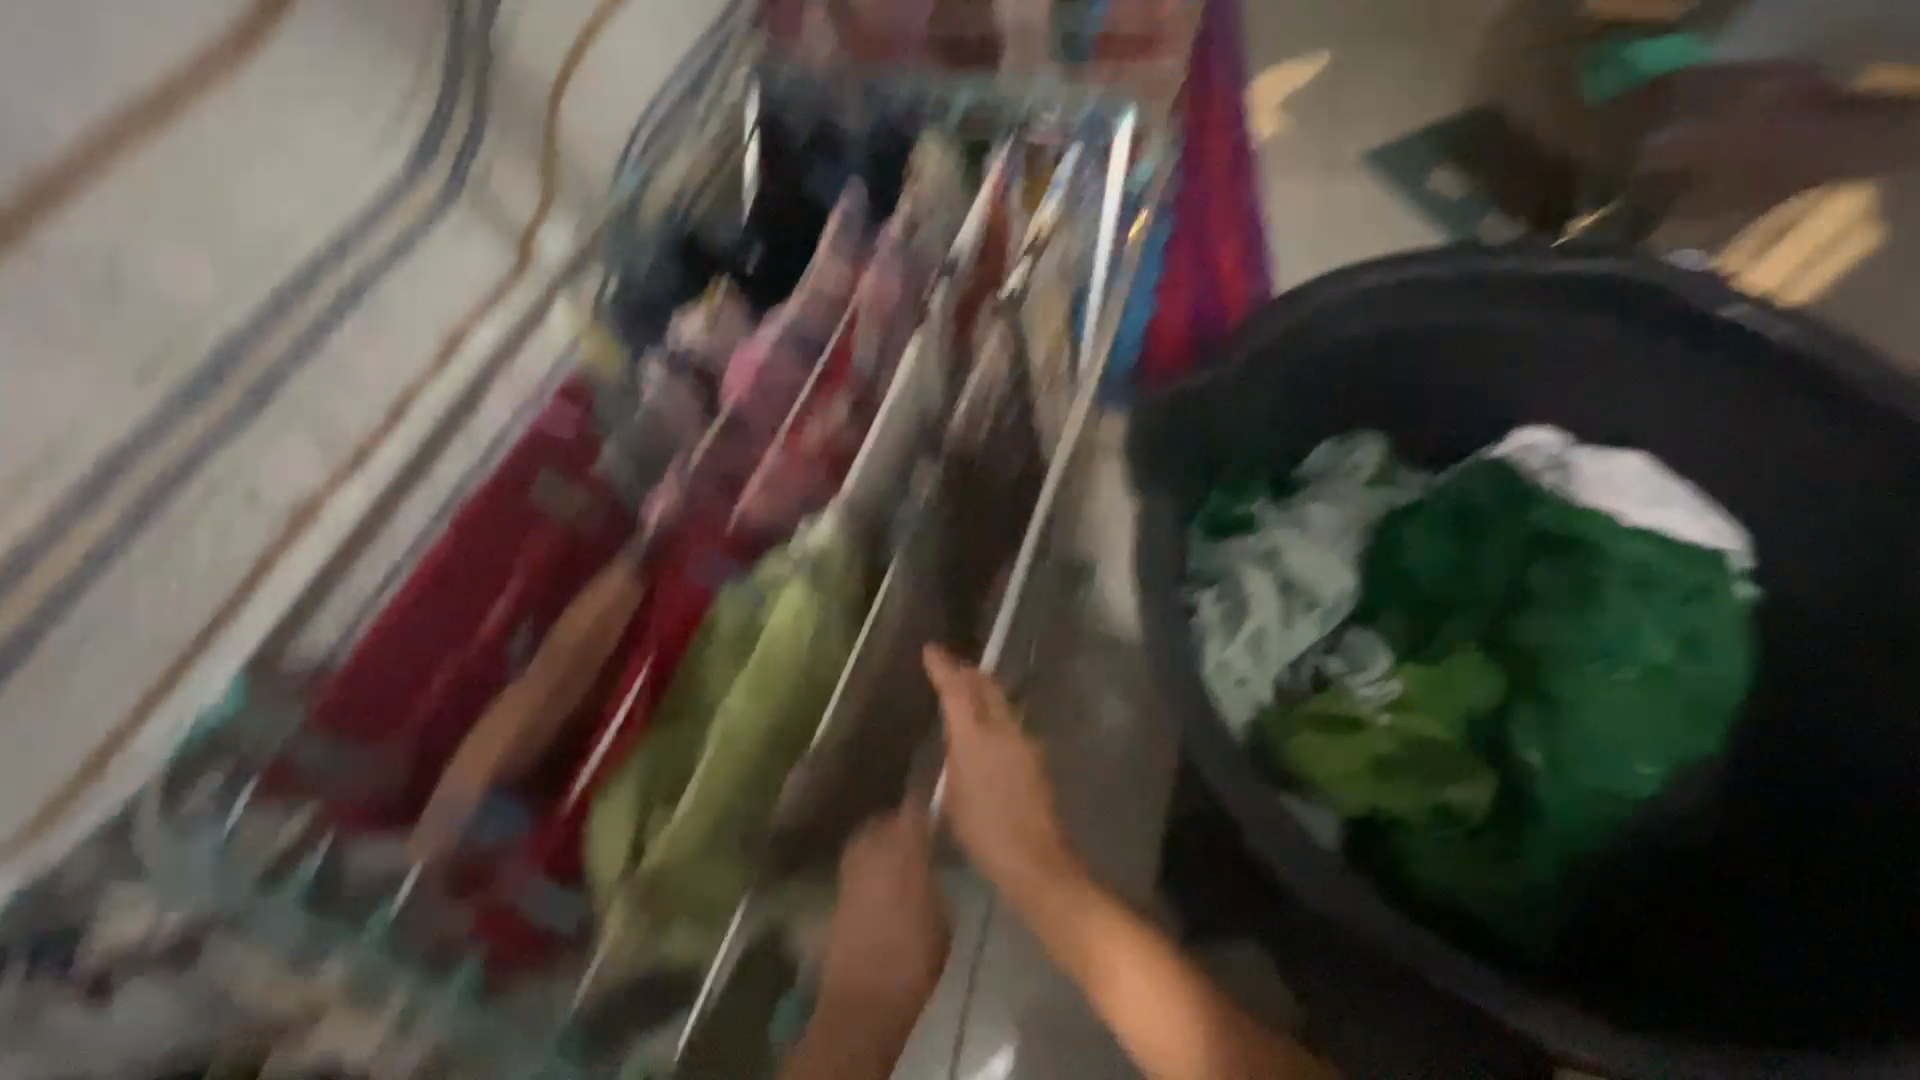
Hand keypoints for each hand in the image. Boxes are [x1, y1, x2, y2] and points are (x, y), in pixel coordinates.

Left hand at [819, 798, 950, 1017]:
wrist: (864, 1002)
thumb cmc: (915, 964)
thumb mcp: (944, 919)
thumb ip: (937, 880)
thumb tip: (934, 862)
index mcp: (905, 855)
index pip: (914, 810)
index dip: (926, 799)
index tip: (940, 795)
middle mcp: (874, 854)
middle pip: (885, 819)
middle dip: (902, 818)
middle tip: (923, 827)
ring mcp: (851, 871)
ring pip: (866, 836)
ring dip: (881, 835)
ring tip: (900, 847)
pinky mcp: (838, 892)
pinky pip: (856, 859)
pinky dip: (869, 858)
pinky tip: (882, 873)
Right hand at [922, 645, 1080, 901]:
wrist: (1032, 856)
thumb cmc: (982, 831)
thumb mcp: (952, 795)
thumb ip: (955, 758)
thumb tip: (957, 741)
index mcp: (974, 737)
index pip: (956, 689)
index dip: (943, 667)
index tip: (931, 649)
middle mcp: (1003, 729)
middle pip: (986, 687)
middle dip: (968, 673)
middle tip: (952, 667)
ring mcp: (1024, 741)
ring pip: (1001, 703)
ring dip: (984, 693)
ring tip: (966, 696)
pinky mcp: (1035, 757)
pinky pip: (1010, 724)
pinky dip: (995, 717)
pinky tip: (987, 732)